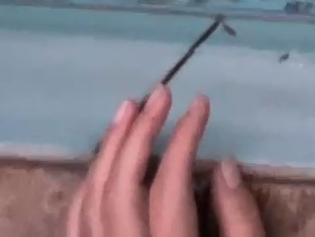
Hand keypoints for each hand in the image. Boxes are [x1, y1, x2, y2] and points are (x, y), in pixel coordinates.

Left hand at [67, 86, 264, 236]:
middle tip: (161, 92)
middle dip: (139, 134)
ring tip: (128, 110)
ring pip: (88, 206)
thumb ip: (239, 222)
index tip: (201, 103)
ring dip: (107, 153)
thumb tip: (221, 166)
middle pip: (119, 190)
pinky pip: (74, 232)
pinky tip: (103, 164)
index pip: (169, 185)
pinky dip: (86, 190)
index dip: (184, 137)